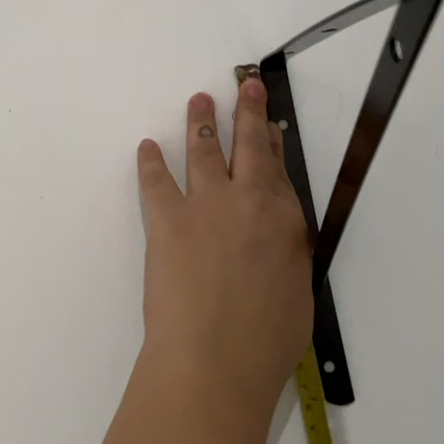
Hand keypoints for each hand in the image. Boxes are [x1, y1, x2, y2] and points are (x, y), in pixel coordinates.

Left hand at [135, 77, 314, 408]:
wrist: (214, 358)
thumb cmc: (265, 341)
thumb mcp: (296, 293)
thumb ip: (287, 255)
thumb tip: (277, 238)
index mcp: (284, 221)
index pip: (278, 170)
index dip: (273, 143)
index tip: (269, 125)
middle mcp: (248, 200)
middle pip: (248, 144)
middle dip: (248, 110)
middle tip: (245, 85)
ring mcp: (205, 205)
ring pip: (203, 150)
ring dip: (200, 121)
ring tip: (198, 101)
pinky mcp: (167, 218)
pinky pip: (156, 181)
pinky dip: (150, 162)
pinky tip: (147, 146)